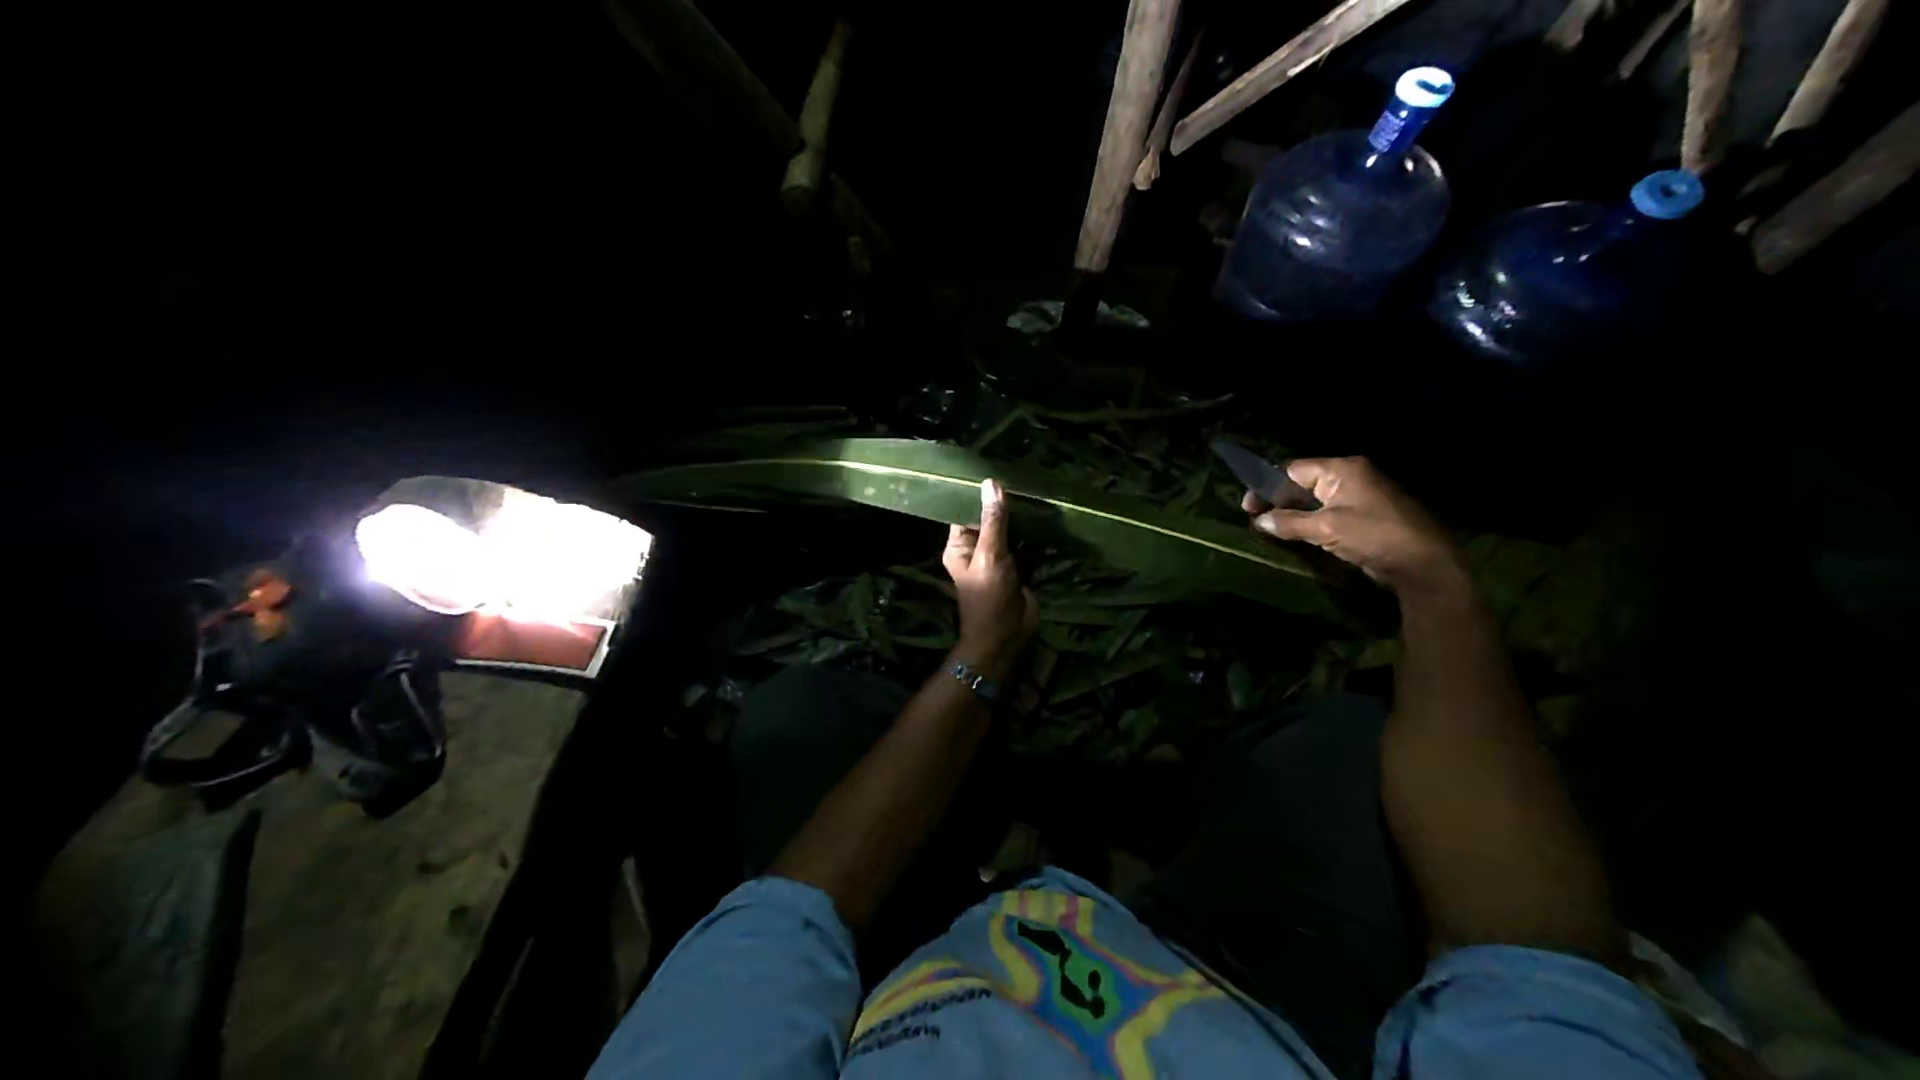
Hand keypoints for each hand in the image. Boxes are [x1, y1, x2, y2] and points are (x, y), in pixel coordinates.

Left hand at [942, 478, 1038, 677]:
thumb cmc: (989, 598)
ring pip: (1009, 530)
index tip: (995, 468)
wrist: (1006, 638)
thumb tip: (991, 483)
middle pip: (989, 519)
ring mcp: (998, 558)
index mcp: (959, 546)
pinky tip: (1047, 514)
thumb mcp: (990, 556)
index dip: (977, 493)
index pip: (965, 511)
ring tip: (1036, 489)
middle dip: (1004, 503)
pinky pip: (1025, 543)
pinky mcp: (1018, 566)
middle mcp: (976, 549)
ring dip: (1021, 517)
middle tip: (1023, 476)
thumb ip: (993, 521)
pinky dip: (1034, 532)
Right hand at [1244, 456, 1463, 595]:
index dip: (1267, 486)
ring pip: (1315, 500)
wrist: (1424, 564)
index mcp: (1343, 469)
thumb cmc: (1374, 536)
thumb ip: (1289, 522)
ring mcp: (1361, 496)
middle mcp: (1352, 476)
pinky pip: (1329, 513)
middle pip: (1303, 483)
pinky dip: (1311, 523)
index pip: (1293, 470)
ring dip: (1294, 514)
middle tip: (1257, 521)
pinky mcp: (1366, 516)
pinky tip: (1298, 537)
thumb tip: (1259, 520)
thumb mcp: (1325, 528)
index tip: (1248, 507)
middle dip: (1279, 501)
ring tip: (1273, 530)